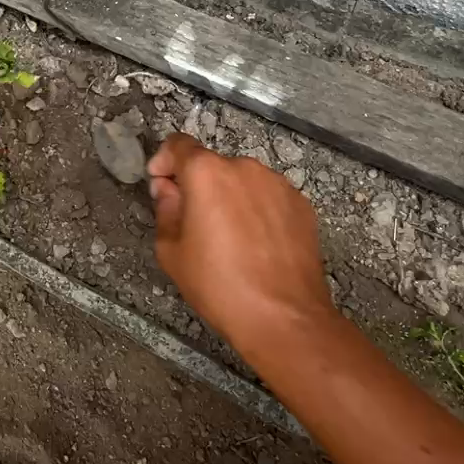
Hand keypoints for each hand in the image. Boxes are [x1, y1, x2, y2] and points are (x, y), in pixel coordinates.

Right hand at [147, 133, 334, 347]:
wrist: (285, 319)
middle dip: (199, 185)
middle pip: (212, 165)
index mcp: (206, 172)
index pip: (178, 144)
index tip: (161, 183)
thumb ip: (165, 208)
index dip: (164, 160)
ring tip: (232, 236)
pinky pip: (269, 197)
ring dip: (231, 196)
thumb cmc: (219, 284)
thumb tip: (169, 189)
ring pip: (243, 181)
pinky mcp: (302, 205)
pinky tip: (258, 244)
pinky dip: (258, 210)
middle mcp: (244, 167)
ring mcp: (278, 185)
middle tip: (195, 221)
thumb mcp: (171, 250)